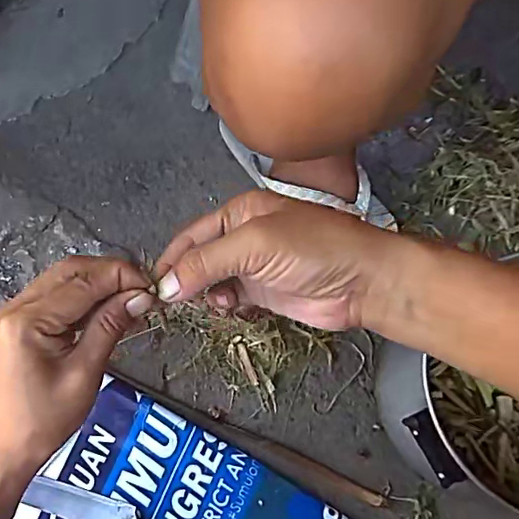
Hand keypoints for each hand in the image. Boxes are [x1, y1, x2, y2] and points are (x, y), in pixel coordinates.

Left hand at [0, 256, 154, 470]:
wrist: (11, 446)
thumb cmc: (44, 419)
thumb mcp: (85, 373)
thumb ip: (110, 327)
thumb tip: (138, 297)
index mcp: (27, 321)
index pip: (83, 282)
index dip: (121, 278)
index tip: (149, 286)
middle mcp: (16, 309)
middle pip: (72, 271)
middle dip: (111, 274)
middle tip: (143, 289)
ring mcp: (16, 314)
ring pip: (65, 278)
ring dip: (100, 282)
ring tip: (131, 298)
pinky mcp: (22, 323)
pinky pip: (58, 296)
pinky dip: (86, 296)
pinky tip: (108, 308)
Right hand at [153, 191, 404, 330]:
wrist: (363, 282)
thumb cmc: (318, 249)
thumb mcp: (255, 245)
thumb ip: (207, 262)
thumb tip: (168, 285)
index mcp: (241, 212)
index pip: (193, 235)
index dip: (173, 258)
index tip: (155, 283)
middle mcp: (246, 236)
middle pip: (201, 259)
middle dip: (186, 278)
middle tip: (172, 300)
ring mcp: (257, 266)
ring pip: (213, 281)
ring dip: (205, 294)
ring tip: (211, 302)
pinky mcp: (267, 292)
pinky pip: (232, 298)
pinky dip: (224, 305)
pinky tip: (228, 307)